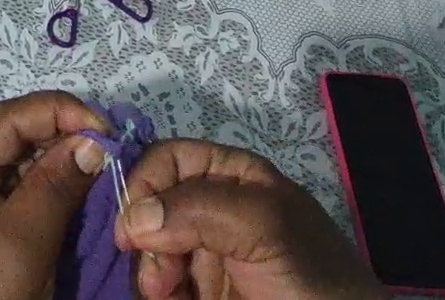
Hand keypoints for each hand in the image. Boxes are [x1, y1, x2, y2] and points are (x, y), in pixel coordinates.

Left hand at [0, 90, 111, 299]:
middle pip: (15, 130)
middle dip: (65, 134)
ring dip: (64, 156)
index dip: (61, 112)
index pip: (9, 117)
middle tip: (113, 149)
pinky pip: (21, 180)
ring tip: (104, 161)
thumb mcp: (19, 247)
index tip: (111, 130)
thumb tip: (96, 138)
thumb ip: (55, 186)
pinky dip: (54, 179)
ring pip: (23, 152)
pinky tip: (82, 181)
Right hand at [114, 139, 385, 299]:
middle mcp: (214, 210)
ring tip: (164, 294)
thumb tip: (134, 217)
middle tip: (158, 278)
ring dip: (148, 271)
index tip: (132, 227)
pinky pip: (162, 283)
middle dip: (145, 236)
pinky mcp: (204, 292)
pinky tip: (166, 299)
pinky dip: (155, 291)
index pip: (169, 159)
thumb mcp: (264, 226)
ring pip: (150, 248)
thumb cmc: (312, 280)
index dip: (145, 184)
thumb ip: (199, 209)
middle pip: (152, 205)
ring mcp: (207, 256)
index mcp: (232, 176)